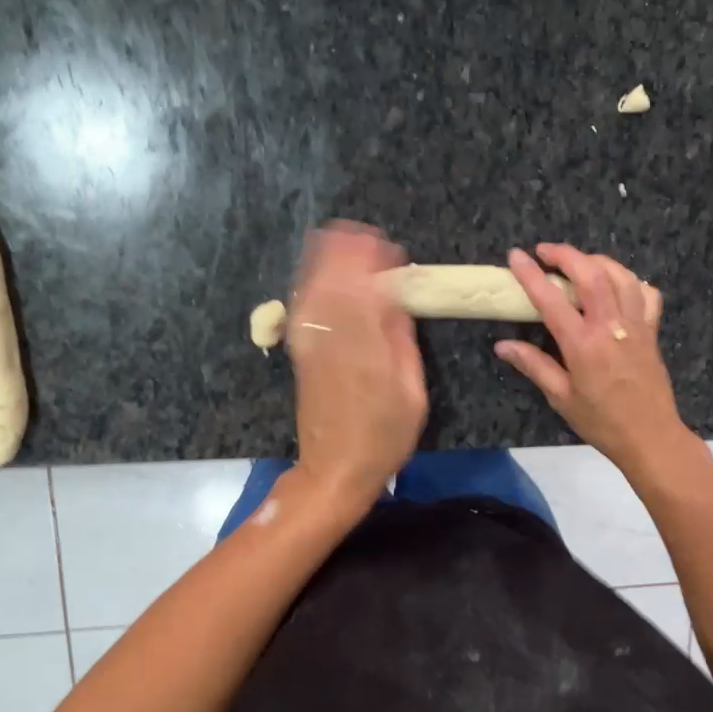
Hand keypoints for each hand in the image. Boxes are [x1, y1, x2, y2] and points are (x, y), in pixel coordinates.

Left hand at [286, 220, 427, 508]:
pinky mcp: (300, 351)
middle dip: (348, 249)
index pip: (368, 284)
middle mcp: (332, 336)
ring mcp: (310, 342)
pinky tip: (323, 274)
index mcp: (366, 344)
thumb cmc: (384, 437)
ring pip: (312, 285)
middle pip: (332, 276)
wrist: (334, 470)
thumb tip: (397, 300)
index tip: (393, 251)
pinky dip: (313, 282)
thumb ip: (402, 342)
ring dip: (327, 259)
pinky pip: (303, 305)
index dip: (377, 260)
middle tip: (369, 241)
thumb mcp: (412, 393)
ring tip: (346, 243)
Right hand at [495, 243, 689, 468]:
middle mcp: (611, 326)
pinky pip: (646, 294)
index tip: (516, 256)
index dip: (531, 274)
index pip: (552, 300)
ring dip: (597, 261)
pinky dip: (631, 281)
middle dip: (566, 254)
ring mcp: (636, 325)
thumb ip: (534, 366)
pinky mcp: (652, 331)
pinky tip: (618, 285)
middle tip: (545, 251)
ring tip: (578, 262)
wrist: (651, 437)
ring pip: (620, 275)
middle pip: (591, 273)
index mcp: (583, 344)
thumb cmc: (602, 422)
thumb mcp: (561, 398)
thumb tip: (503, 345)